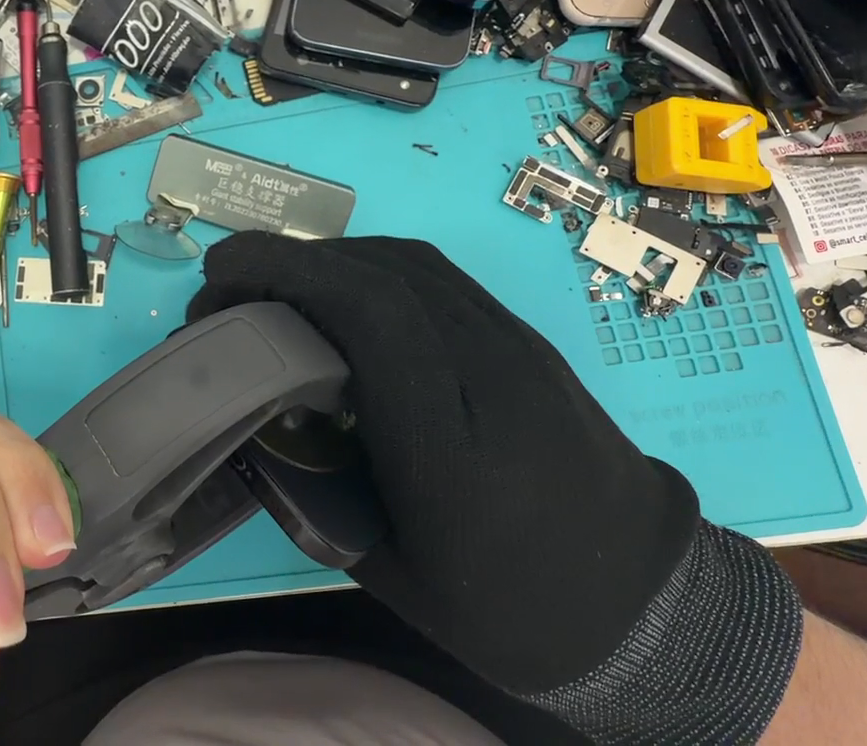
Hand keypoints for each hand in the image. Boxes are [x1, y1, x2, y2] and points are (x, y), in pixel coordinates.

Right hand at [191, 234, 802, 743]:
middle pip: (381, 274)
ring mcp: (517, 348)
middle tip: (226, 283)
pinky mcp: (525, 340)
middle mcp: (489, 375)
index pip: (368, 316)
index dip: (287, 274)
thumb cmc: (507, 608)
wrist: (646, 607)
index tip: (220, 277)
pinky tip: (337, 299)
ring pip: (409, 264)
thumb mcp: (387, 570)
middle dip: (288, 260)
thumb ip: (314, 488)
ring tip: (274, 287)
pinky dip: (368, 270)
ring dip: (327, 259)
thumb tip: (254, 418)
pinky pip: (435, 279)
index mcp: (450, 446)